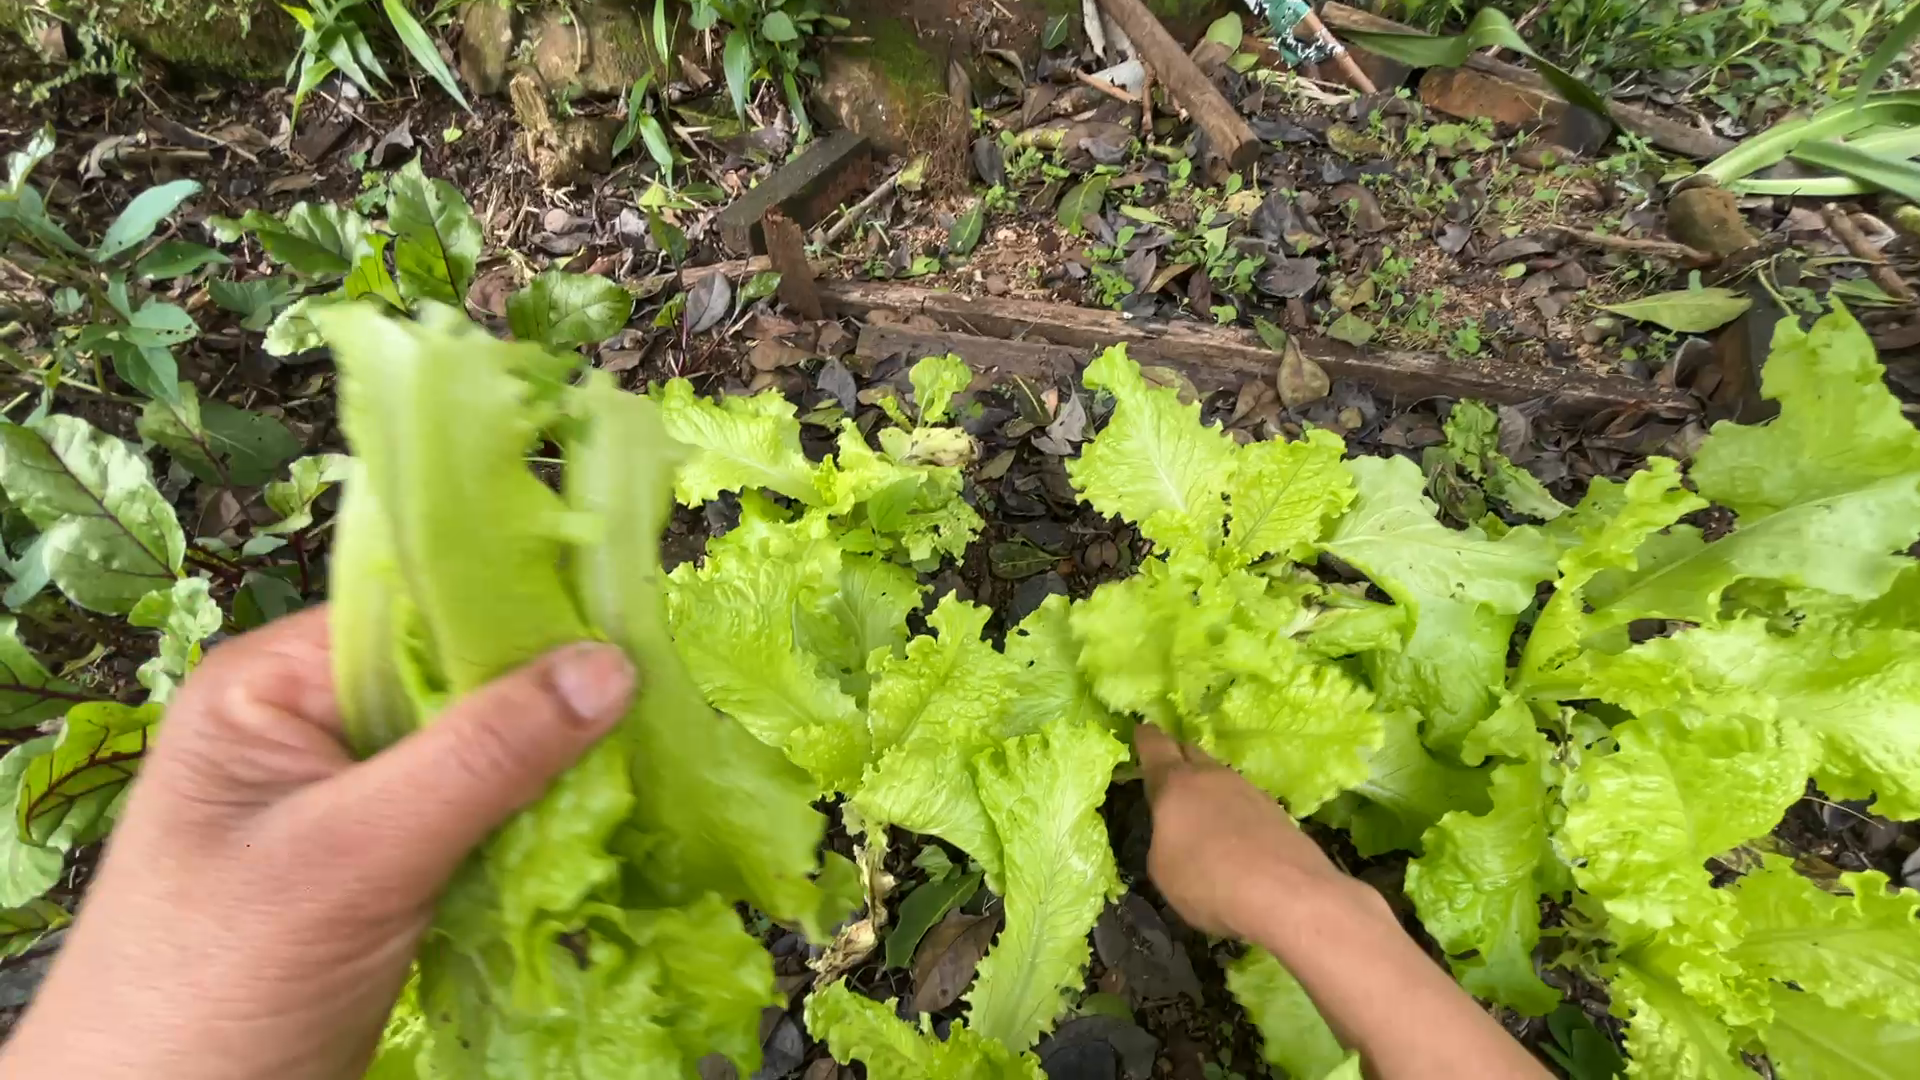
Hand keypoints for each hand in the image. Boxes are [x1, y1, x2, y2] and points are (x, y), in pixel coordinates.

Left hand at [0, 607, 636, 1079]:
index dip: (523, 610)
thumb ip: (483, 755)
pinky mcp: (409, 835)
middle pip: (470, 668)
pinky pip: (502, 786)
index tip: (619, 624)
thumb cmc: (212, 993)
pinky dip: (551, 792)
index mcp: (281, 683)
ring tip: (636, 740)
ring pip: (497, 730)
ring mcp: (371, 778)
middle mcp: (329, 714)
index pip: (423, 610)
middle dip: (552, 685)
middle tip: (644, 689)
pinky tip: (597, 794)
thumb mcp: (350, 859)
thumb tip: (614, 665)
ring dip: (560, 743)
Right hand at [1134, 723, 1380, 940]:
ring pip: (1220, 777)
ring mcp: (1249, 791)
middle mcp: (1212, 776)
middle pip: (1191, 752)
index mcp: (1175, 783)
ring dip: (1209, 787)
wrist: (1290, 895)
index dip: (1145, 737)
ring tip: (1203, 810)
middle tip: (1168, 767)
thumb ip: (1163, 840)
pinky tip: (1237, 837)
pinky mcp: (1277, 813)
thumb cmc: (1208, 879)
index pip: (1155, 746)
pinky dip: (1235, 811)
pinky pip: (1245, 801)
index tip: (1141, 730)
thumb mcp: (1162, 867)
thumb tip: (1175, 834)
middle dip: (1177, 755)